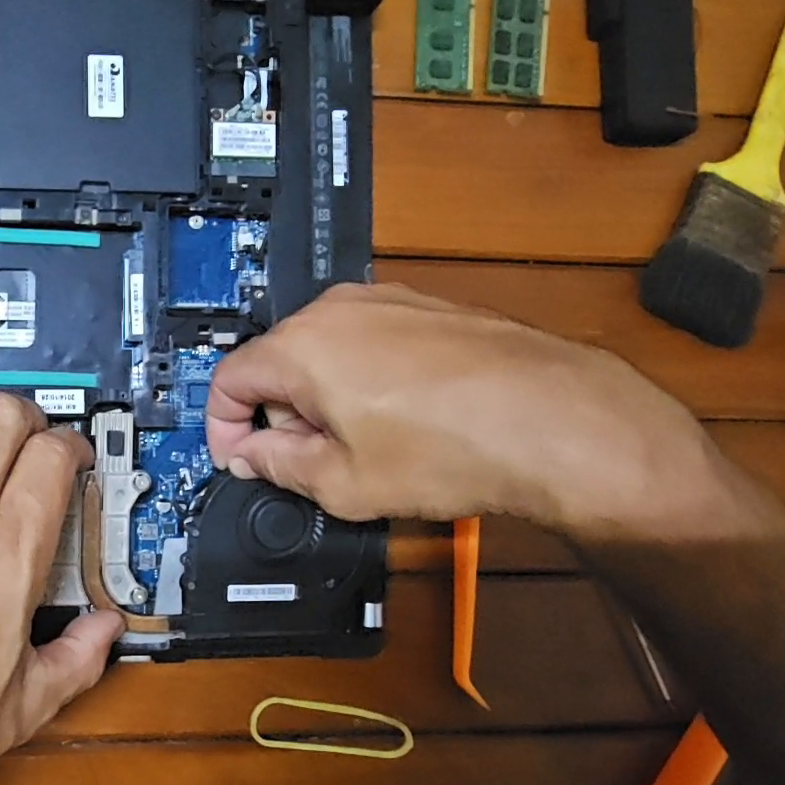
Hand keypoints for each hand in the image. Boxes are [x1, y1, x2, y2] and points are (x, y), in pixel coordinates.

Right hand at [205, 283, 763, 540]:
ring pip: (320, 351)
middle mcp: (336, 310)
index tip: (240, 458)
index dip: (223, 428)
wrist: (560, 423)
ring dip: (319, 398)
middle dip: (276, 415)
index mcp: (301, 347)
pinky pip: (365, 341)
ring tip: (359, 446)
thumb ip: (276, 465)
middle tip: (305, 461)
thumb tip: (252, 452)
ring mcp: (386, 302)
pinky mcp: (425, 307)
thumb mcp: (341, 482)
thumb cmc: (454, 449)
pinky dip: (360, 380)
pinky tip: (397, 421)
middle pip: (273, 363)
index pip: (227, 381)